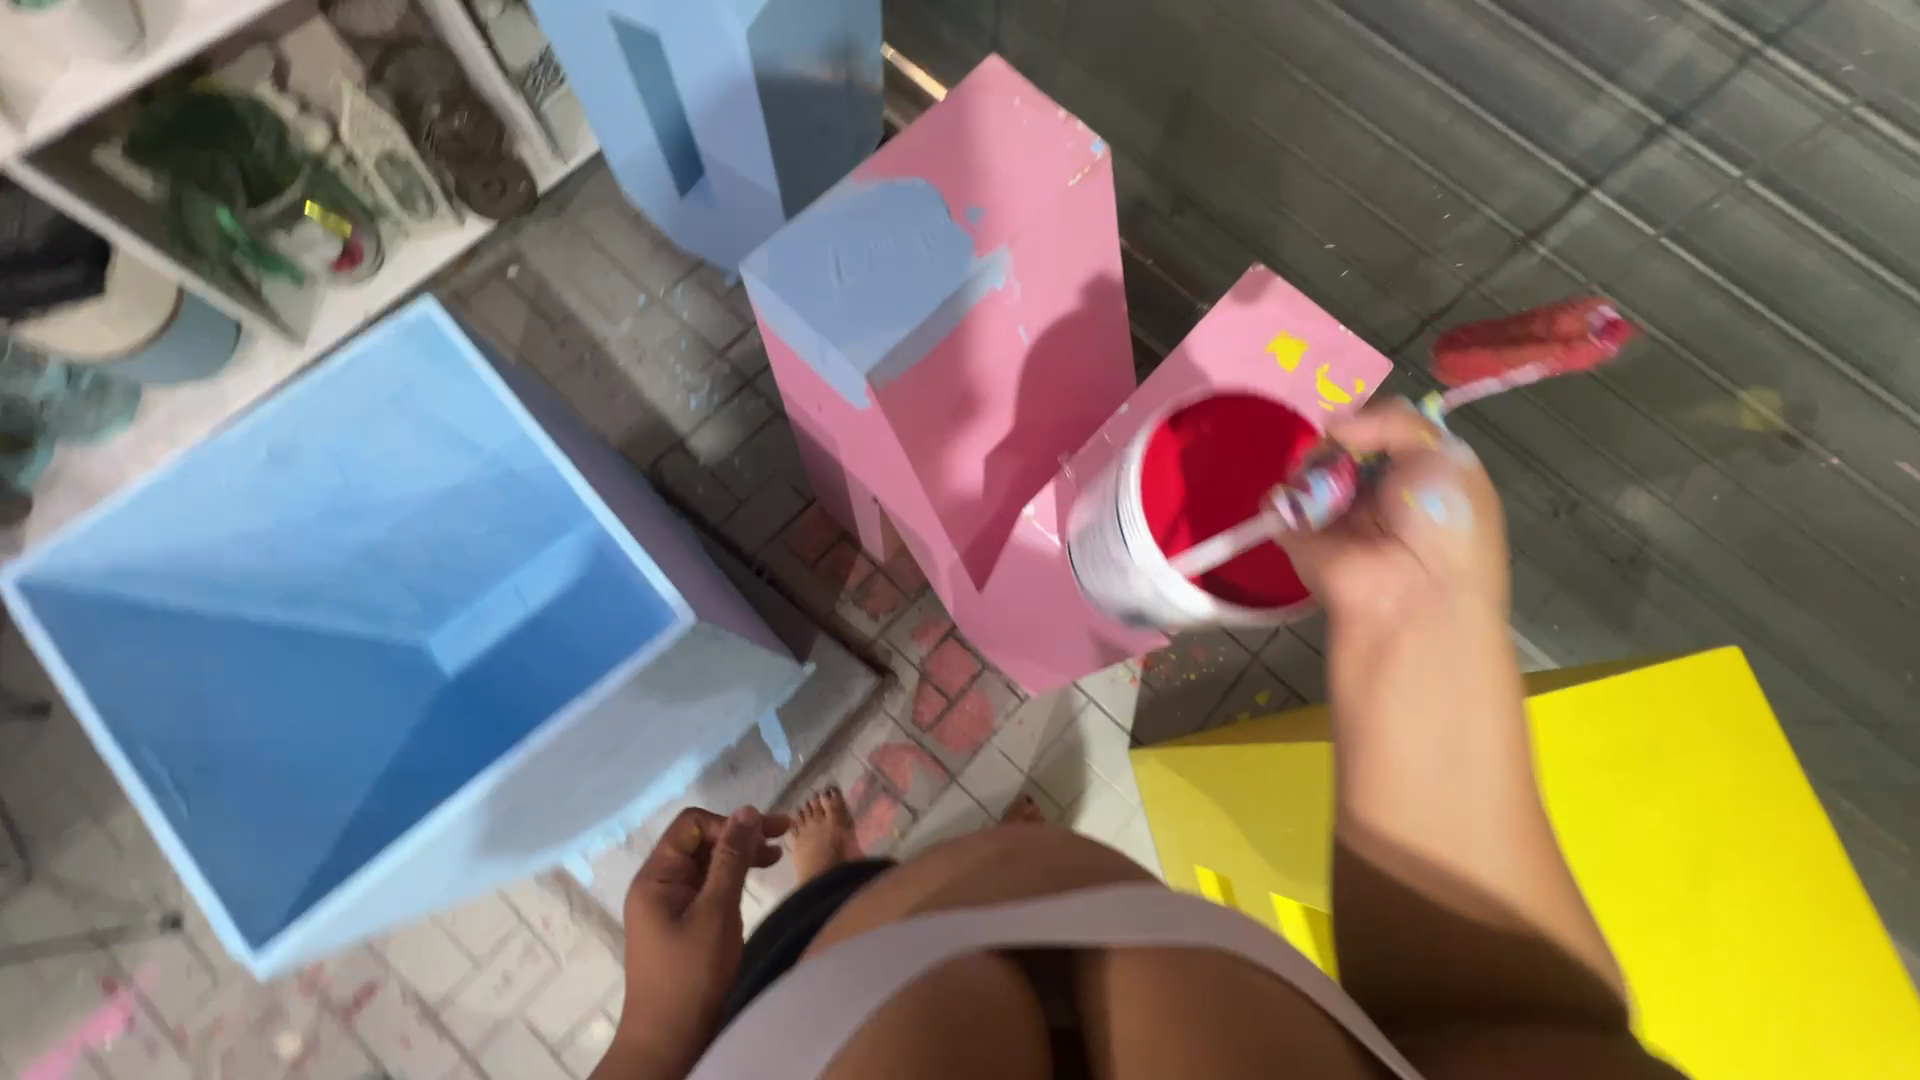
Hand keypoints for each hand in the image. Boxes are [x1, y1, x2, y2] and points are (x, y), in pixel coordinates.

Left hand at [609, 806, 788, 1077]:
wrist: (668, 1039)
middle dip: (740, 834)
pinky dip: (733, 875)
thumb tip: (747, 810)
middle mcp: (659, 883)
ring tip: (776, 853)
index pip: (692, 825)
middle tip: (782, 835)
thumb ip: (731, 858)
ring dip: (740, 853)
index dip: (728, 824)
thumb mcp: (716, 911)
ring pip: (707, 861)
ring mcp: (670, 903)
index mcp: (656, 876)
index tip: (763, 836)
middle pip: (700, 840)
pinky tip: (756, 875)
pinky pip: (708, 883)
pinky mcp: (683, 920)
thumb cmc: (691, 974)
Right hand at [1279, 399, 1508, 627]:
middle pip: (1342, 445)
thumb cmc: (1442, 521)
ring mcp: (1332, 514)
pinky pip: (1278, 502)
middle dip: (1340, 441)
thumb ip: (1392, 420)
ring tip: (1326, 480)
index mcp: (1418, 475)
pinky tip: (1300, 501)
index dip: (1372, 420)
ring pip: (1308, 467)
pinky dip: (1281, 497)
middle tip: (1344, 450)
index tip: (1366, 420)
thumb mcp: (1443, 454)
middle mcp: (1375, 492)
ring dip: (1312, 464)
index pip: (1385, 432)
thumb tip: (1333, 424)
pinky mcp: (1296, 535)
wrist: (1410, 592)